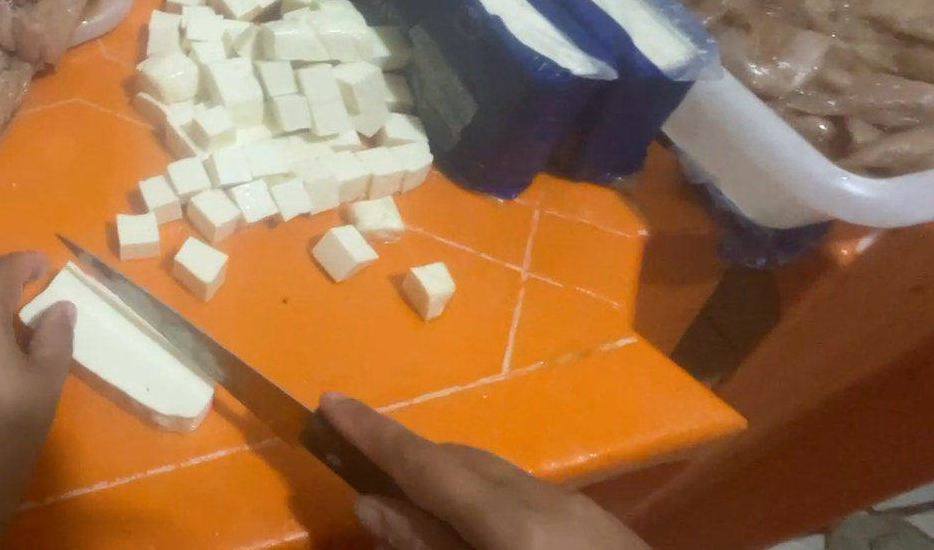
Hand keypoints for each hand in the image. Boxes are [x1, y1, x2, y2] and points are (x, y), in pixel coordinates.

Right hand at [319, 393, 649, 549]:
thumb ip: (427, 547)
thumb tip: (371, 504)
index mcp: (510, 518)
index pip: (420, 460)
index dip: (370, 430)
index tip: (327, 400)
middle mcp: (542, 497)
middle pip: (455, 460)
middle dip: (408, 459)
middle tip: (368, 474)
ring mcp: (581, 511)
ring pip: (492, 474)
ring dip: (448, 481)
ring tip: (423, 512)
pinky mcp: (607, 530)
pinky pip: (526, 495)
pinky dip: (489, 500)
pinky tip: (487, 534)